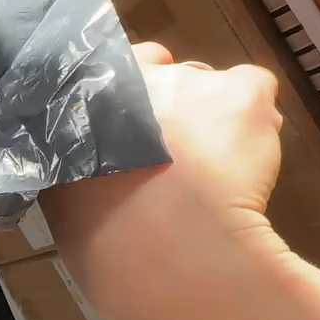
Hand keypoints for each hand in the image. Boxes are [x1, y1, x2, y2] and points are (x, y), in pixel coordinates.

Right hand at [39, 43, 286, 319]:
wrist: (167, 245)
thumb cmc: (106, 235)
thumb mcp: (65, 202)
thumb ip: (79, 171)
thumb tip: (96, 170)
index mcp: (79, 109)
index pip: (100, 79)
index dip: (122, 101)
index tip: (132, 129)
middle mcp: (128, 81)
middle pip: (156, 74)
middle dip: (170, 104)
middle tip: (177, 152)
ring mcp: (183, 81)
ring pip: (208, 87)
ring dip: (213, 117)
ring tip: (214, 172)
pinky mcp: (237, 91)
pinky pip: (254, 89)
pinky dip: (255, 122)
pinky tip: (244, 164)